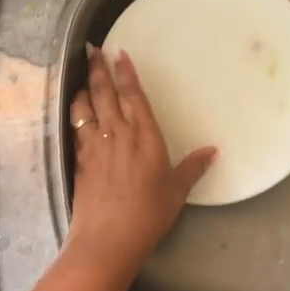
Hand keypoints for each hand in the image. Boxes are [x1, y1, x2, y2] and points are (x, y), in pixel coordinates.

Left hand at [66, 47, 216, 275]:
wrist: (106, 241)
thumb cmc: (147, 215)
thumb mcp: (176, 191)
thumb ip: (193, 168)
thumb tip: (212, 151)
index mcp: (144, 136)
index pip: (133, 95)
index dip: (126, 73)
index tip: (120, 53)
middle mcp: (117, 134)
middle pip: (104, 93)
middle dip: (99, 69)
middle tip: (93, 49)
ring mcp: (94, 146)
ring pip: (85, 107)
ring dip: (84, 88)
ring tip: (84, 76)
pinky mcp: (79, 161)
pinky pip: (77, 128)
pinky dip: (77, 114)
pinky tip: (78, 113)